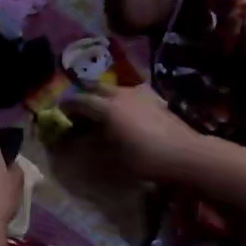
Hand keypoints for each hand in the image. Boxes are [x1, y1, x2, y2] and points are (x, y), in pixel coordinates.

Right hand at [64, 85, 202, 181]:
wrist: (186, 154)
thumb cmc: (146, 158)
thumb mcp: (114, 156)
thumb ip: (94, 144)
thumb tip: (79, 139)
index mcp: (107, 107)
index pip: (80, 100)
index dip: (67, 105)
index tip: (59, 111)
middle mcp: (121, 94)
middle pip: (96, 87)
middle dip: (84, 94)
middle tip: (78, 107)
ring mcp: (140, 94)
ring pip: (115, 89)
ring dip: (103, 96)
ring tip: (100, 110)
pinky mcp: (155, 99)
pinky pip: (131, 94)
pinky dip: (121, 100)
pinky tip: (125, 112)